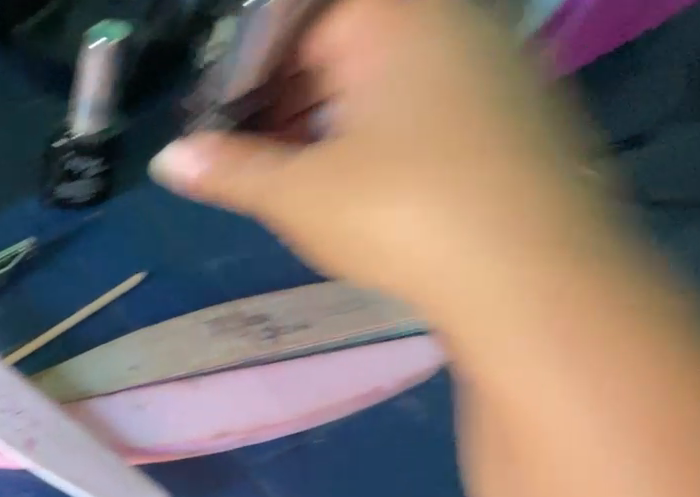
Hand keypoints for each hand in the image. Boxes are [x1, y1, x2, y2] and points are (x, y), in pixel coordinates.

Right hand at [152, 0, 623, 323]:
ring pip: (384, 66)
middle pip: (344, 37)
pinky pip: (425, 90)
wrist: (531, 268)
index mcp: (392, 16)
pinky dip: (376, 121)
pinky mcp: (513, 102)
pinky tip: (354, 176)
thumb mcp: (295, 194)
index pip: (297, 18)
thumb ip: (228, 169)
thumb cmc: (399, 212)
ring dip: (328, 109)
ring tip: (289, 167)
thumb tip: (168, 157)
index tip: (217, 117)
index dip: (250, 67)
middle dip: (286, 88)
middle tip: (244, 146)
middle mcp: (449, 17)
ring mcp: (490, 57)